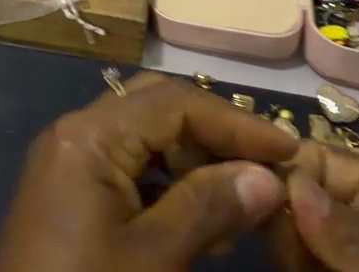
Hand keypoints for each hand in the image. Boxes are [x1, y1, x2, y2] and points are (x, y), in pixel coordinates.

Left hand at [0, 74, 298, 271]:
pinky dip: (168, 188)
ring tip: (240, 212)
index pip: (175, 102)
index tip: (287, 149)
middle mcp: (76, 133)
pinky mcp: (71, 194)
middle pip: (159, 110)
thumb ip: (209, 208)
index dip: (234, 122)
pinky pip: (129, 171)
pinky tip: (202, 226)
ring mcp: (70, 162)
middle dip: (215, 137)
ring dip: (195, 166)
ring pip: (146, 141)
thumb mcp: (152, 258)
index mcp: (89, 135)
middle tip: (264, 175)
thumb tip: (268, 177)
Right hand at [268, 141, 358, 271]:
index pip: (310, 162)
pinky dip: (301, 270)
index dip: (277, 174)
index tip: (247, 200)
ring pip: (298, 252)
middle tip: (297, 263)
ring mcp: (354, 261)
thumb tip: (289, 185)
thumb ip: (357, 234)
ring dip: (292, 261)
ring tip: (302, 269)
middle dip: (281, 233)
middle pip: (292, 213)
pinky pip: (311, 270)